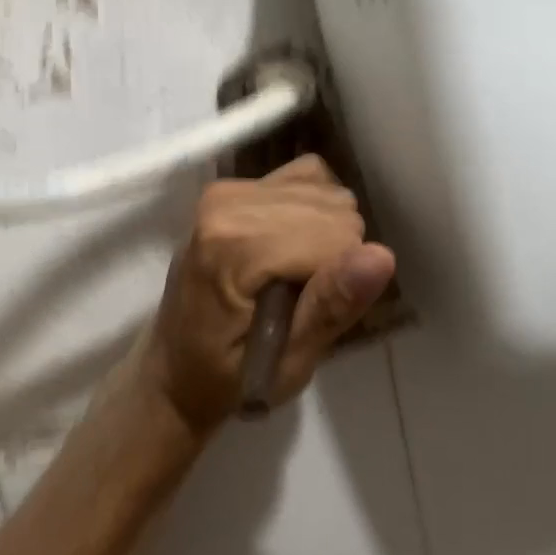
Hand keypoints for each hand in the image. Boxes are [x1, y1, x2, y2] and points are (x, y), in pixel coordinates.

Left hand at [140, 155, 395, 432]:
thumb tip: (382, 256)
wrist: (174, 369)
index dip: (339, 282)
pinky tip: (295, 244)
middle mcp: (226, 203)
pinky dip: (314, 210)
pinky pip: (309, 177)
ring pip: (329, 193)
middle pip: (336, 211)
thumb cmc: (229, 377)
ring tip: (292, 275)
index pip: (338, 238)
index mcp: (233, 248)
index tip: (306, 315)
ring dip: (326, 235)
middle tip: (298, 298)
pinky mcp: (235, 185)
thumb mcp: (288, 364)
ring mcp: (228, 189)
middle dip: (335, 255)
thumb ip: (330, 307)